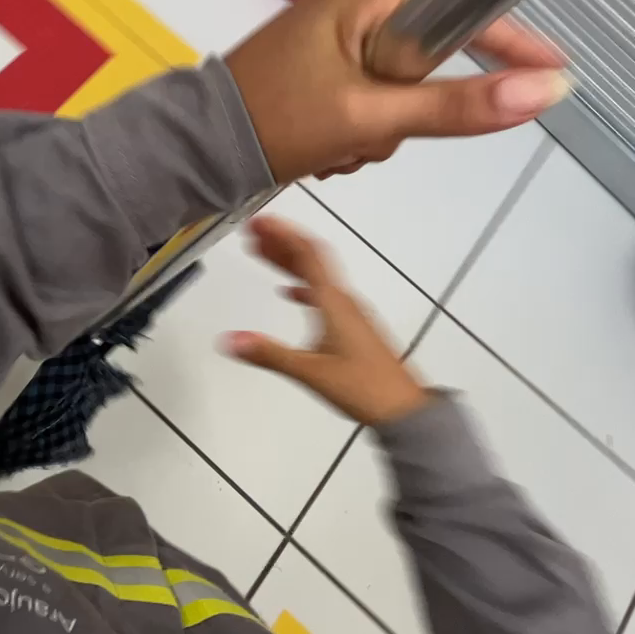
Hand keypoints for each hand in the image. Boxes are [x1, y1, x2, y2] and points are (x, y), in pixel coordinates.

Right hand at [219, 216, 430, 426]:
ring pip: (318, 274)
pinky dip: (303, 284)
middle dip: (281, 241)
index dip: (283, 233)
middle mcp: (343, 300)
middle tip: (252, 232)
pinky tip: (289, 292)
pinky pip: (324, 293)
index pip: (308, 254)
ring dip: (290, 260)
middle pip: (311, 259)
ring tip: (263, 253)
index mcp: (333, 302)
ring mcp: (351, 312)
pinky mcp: (354, 327)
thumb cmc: (361, 387)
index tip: (259, 221)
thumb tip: (227, 339)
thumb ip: (268, 354)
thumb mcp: (310, 371)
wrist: (407, 411)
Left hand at [224, 0, 567, 180]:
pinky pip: (363, 107)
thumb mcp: (368, 116)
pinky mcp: (313, 78)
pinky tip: (321, 152)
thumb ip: (455, 106)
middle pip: (423, 64)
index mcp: (360, 1)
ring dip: (373, 134)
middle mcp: (346, 14)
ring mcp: (327, 47)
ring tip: (330, 147)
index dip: (505, 44)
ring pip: (393, 96)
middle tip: (363, 134)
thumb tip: (548, 89)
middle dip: (402, 114)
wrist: (198, 151)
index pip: (457, 12)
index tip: (553, 70)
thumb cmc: (273, 121)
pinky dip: (353, 138)